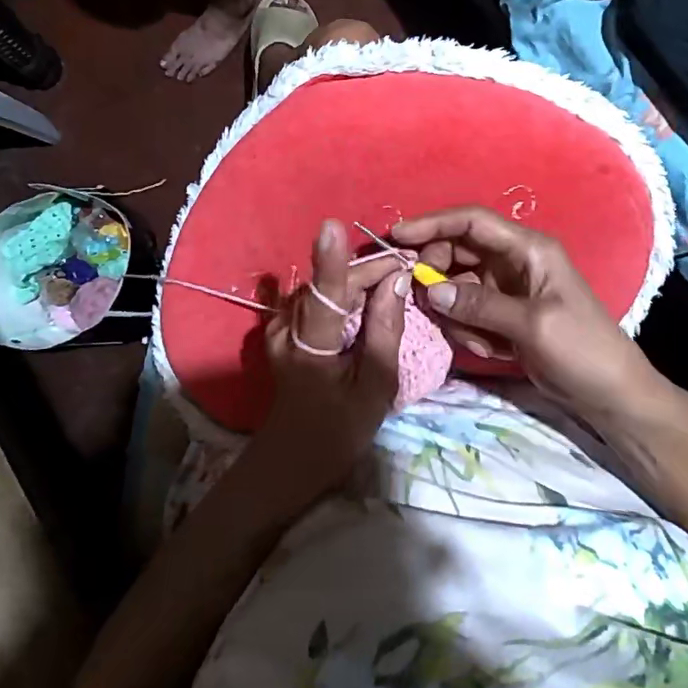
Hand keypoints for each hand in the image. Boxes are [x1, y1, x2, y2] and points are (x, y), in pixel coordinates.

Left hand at [251, 219, 410, 505]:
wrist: (289, 460)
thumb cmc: (337, 432)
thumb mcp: (374, 387)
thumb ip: (385, 330)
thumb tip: (397, 280)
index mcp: (309, 347)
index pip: (323, 296)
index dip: (330, 261)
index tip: (333, 227)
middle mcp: (286, 328)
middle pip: (330, 286)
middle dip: (369, 272)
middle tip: (409, 268)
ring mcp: (279, 327)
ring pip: (323, 290)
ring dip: (357, 282)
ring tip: (393, 281)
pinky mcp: (281, 331)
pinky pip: (316, 302)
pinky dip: (341, 296)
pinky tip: (364, 300)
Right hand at [392, 207, 663, 422]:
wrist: (610, 393)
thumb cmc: (582, 349)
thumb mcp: (532, 325)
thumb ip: (479, 305)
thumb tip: (430, 290)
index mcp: (528, 249)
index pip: (472, 221)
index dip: (433, 224)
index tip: (397, 236)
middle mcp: (513, 261)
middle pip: (458, 250)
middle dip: (438, 274)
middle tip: (428, 302)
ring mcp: (506, 288)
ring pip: (457, 285)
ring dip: (457, 313)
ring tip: (481, 342)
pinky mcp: (501, 313)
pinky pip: (466, 310)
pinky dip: (468, 329)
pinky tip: (491, 351)